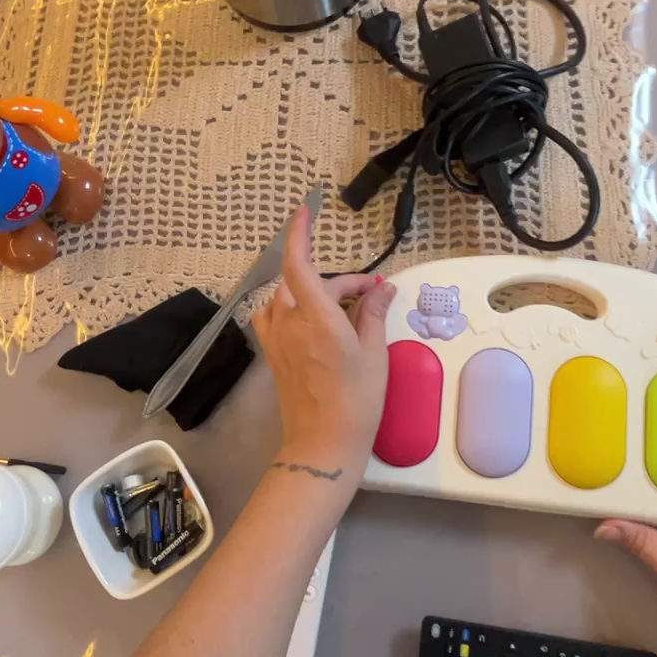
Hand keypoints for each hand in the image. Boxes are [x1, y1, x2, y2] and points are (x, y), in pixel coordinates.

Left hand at [250, 205, 395, 468]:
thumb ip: (375, 313)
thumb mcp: (374, 354)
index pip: (299, 264)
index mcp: (316, 318)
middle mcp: (290, 323)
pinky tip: (311, 319)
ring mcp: (277, 339)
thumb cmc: (357, 400)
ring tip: (344, 308)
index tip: (304, 212)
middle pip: (304, 282)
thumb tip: (383, 286)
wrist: (324, 444)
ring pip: (288, 297)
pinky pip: (275, 316)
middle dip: (337, 281)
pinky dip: (292, 306)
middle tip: (370, 295)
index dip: (299, 235)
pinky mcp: (273, 354)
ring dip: (313, 291)